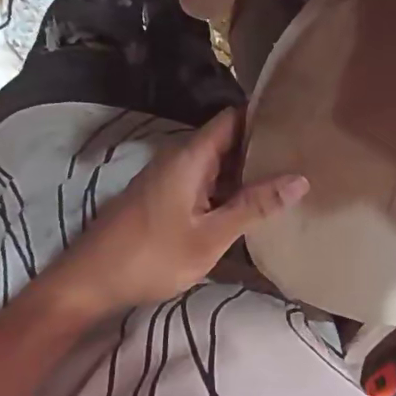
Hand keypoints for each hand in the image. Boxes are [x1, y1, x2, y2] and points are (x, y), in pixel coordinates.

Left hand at [47, 107, 308, 313]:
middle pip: (226, 139)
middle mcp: (178, 157)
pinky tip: (248, 205)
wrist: (92, 279)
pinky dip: (224, 188)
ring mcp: (167, 177)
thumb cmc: (152, 257)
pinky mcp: (162, 196)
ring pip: (214, 163)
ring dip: (243, 171)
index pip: (233, 118)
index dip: (264, 116)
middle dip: (260, 147)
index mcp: (190, 157)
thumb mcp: (210, 237)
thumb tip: (300, 179)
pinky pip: (201, 181)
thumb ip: (253, 207)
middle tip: (303, 156)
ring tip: (286, 179)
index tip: (299, 123)